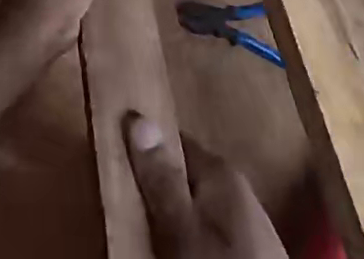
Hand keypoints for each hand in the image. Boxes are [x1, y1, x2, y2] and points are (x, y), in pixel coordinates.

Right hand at [124, 113, 288, 258]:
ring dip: (173, 213)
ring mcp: (244, 219)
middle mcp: (235, 186)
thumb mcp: (184, 228)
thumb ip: (162, 178)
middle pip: (185, 174)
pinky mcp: (247, 248)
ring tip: (142, 225)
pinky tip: (173, 249)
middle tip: (122, 195)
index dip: (145, 147)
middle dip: (157, 185)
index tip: (116, 152)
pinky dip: (190, 234)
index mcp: (220, 170)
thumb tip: (137, 117)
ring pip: (197, 204)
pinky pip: (209, 229)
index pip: (174, 141)